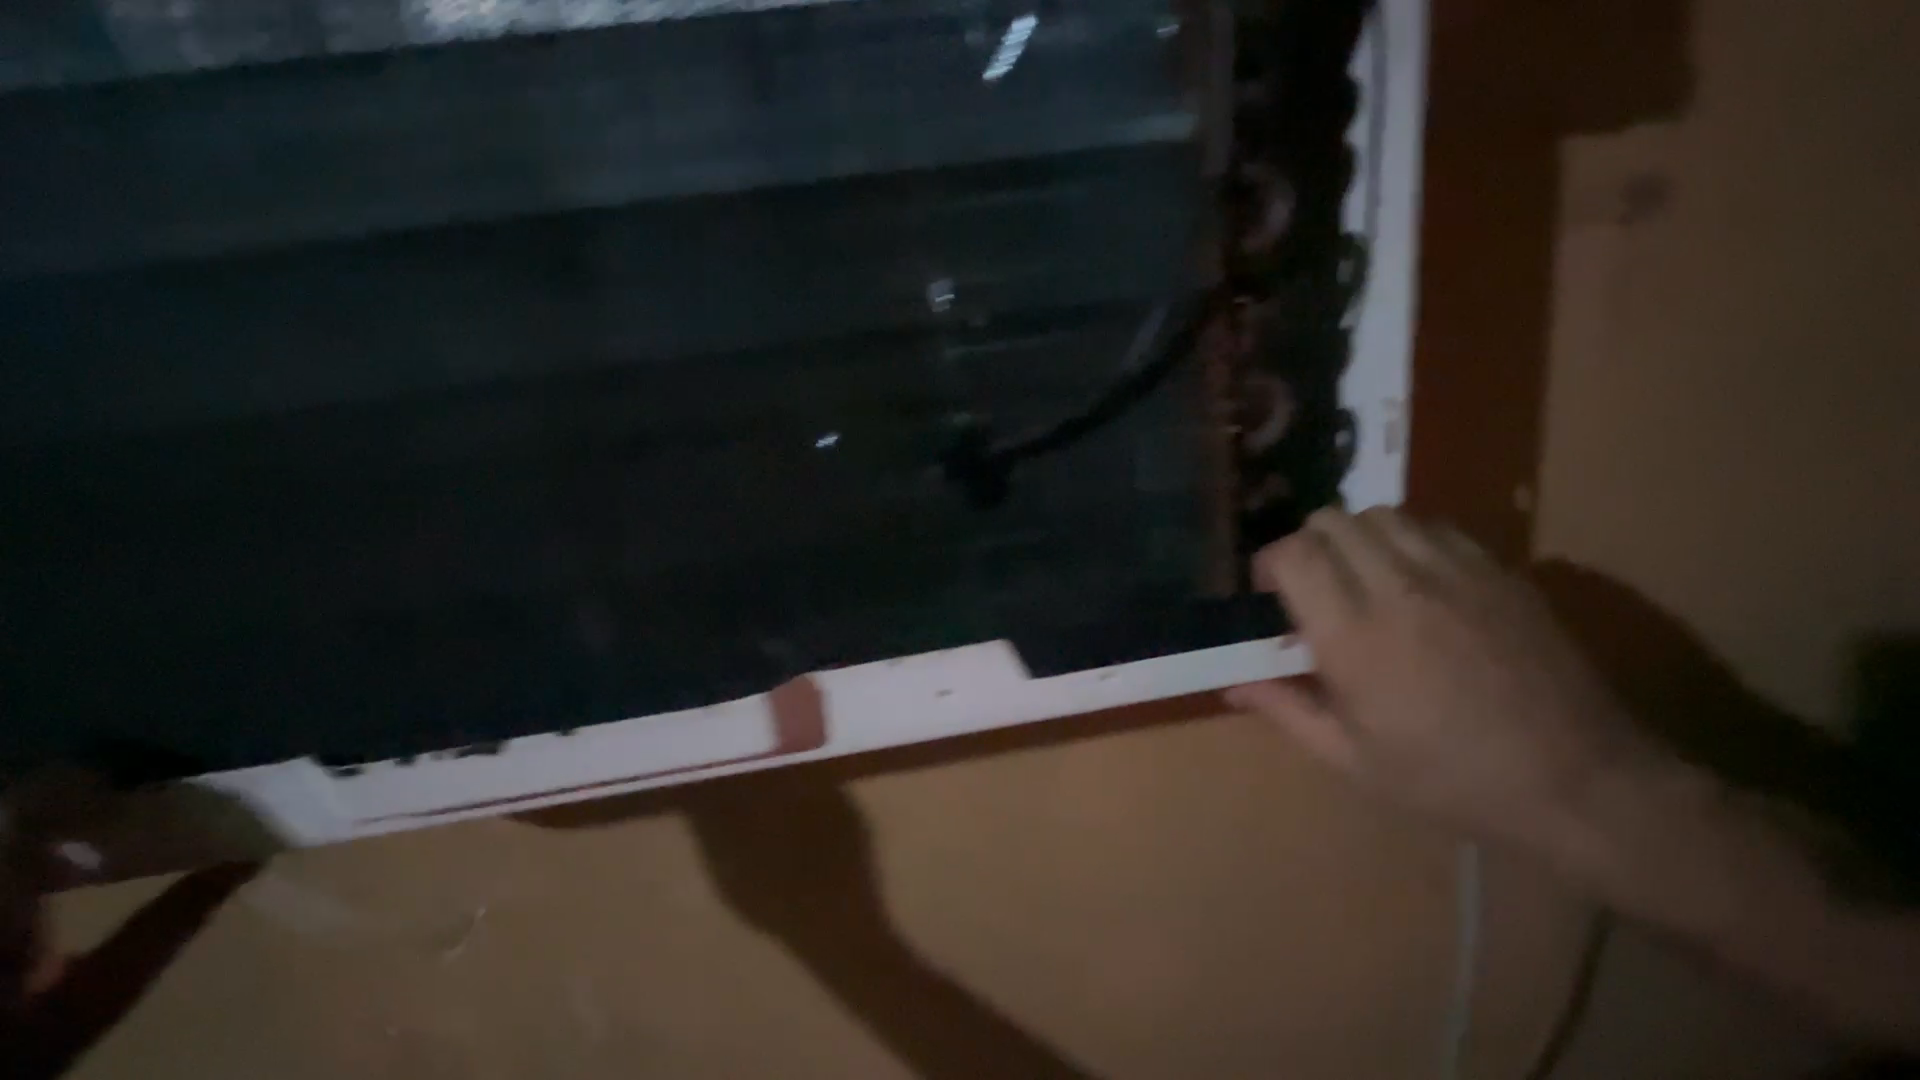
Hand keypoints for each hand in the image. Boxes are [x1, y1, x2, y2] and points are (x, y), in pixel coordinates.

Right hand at [1227, 508, 1655, 849]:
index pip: (1293, 554)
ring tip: (1362, 576)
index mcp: (1352, 635)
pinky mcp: (1500, 572)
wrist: (1577, 783)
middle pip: (1333, 520)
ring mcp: (1456, 573)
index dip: (1269, 563)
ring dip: (1357, 536)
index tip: (1270, 592)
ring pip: (1383, 514)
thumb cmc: (1448, 779)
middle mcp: (1398, 587)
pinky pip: (1437, 527)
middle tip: (1312, 585)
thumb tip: (1233, 685)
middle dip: (1307, 544)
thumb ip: (1286, 709)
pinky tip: (1416, 580)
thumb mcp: (1352, 760)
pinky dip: (1408, 539)